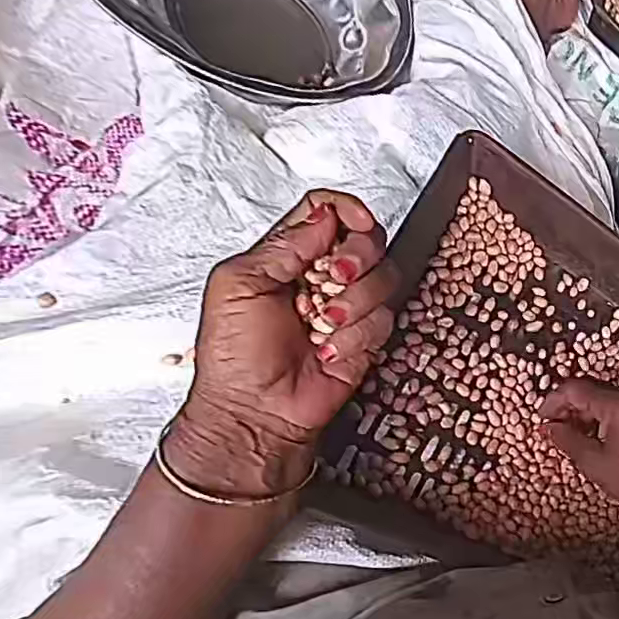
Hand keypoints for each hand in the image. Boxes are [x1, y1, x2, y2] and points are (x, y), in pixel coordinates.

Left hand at [167, 190, 398, 496]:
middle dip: (355, 260)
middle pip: (368, 241)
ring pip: (383, 280)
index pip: (327, 213)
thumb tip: (324, 217)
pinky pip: (384, 320)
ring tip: (319, 326)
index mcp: (290, 256)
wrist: (258, 408)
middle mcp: (325, 277)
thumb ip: (283, 246)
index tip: (356, 220)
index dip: (348, 209)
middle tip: (328, 281)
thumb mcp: (238, 284)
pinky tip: (329, 350)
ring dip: (352, 305)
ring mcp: (351, 307)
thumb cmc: (234, 354)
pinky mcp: (369, 338)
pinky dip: (356, 337)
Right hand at [538, 379, 618, 542]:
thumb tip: (549, 427)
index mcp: (618, 405)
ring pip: (599, 398)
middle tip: (551, 425)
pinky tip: (585, 436)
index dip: (553, 401)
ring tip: (565, 434)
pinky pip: (611, 409)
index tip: (542, 417)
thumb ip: (566, 438)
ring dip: (579, 412)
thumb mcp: (591, 460)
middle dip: (565, 405)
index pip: (576, 388)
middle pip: (588, 389)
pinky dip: (594, 418)